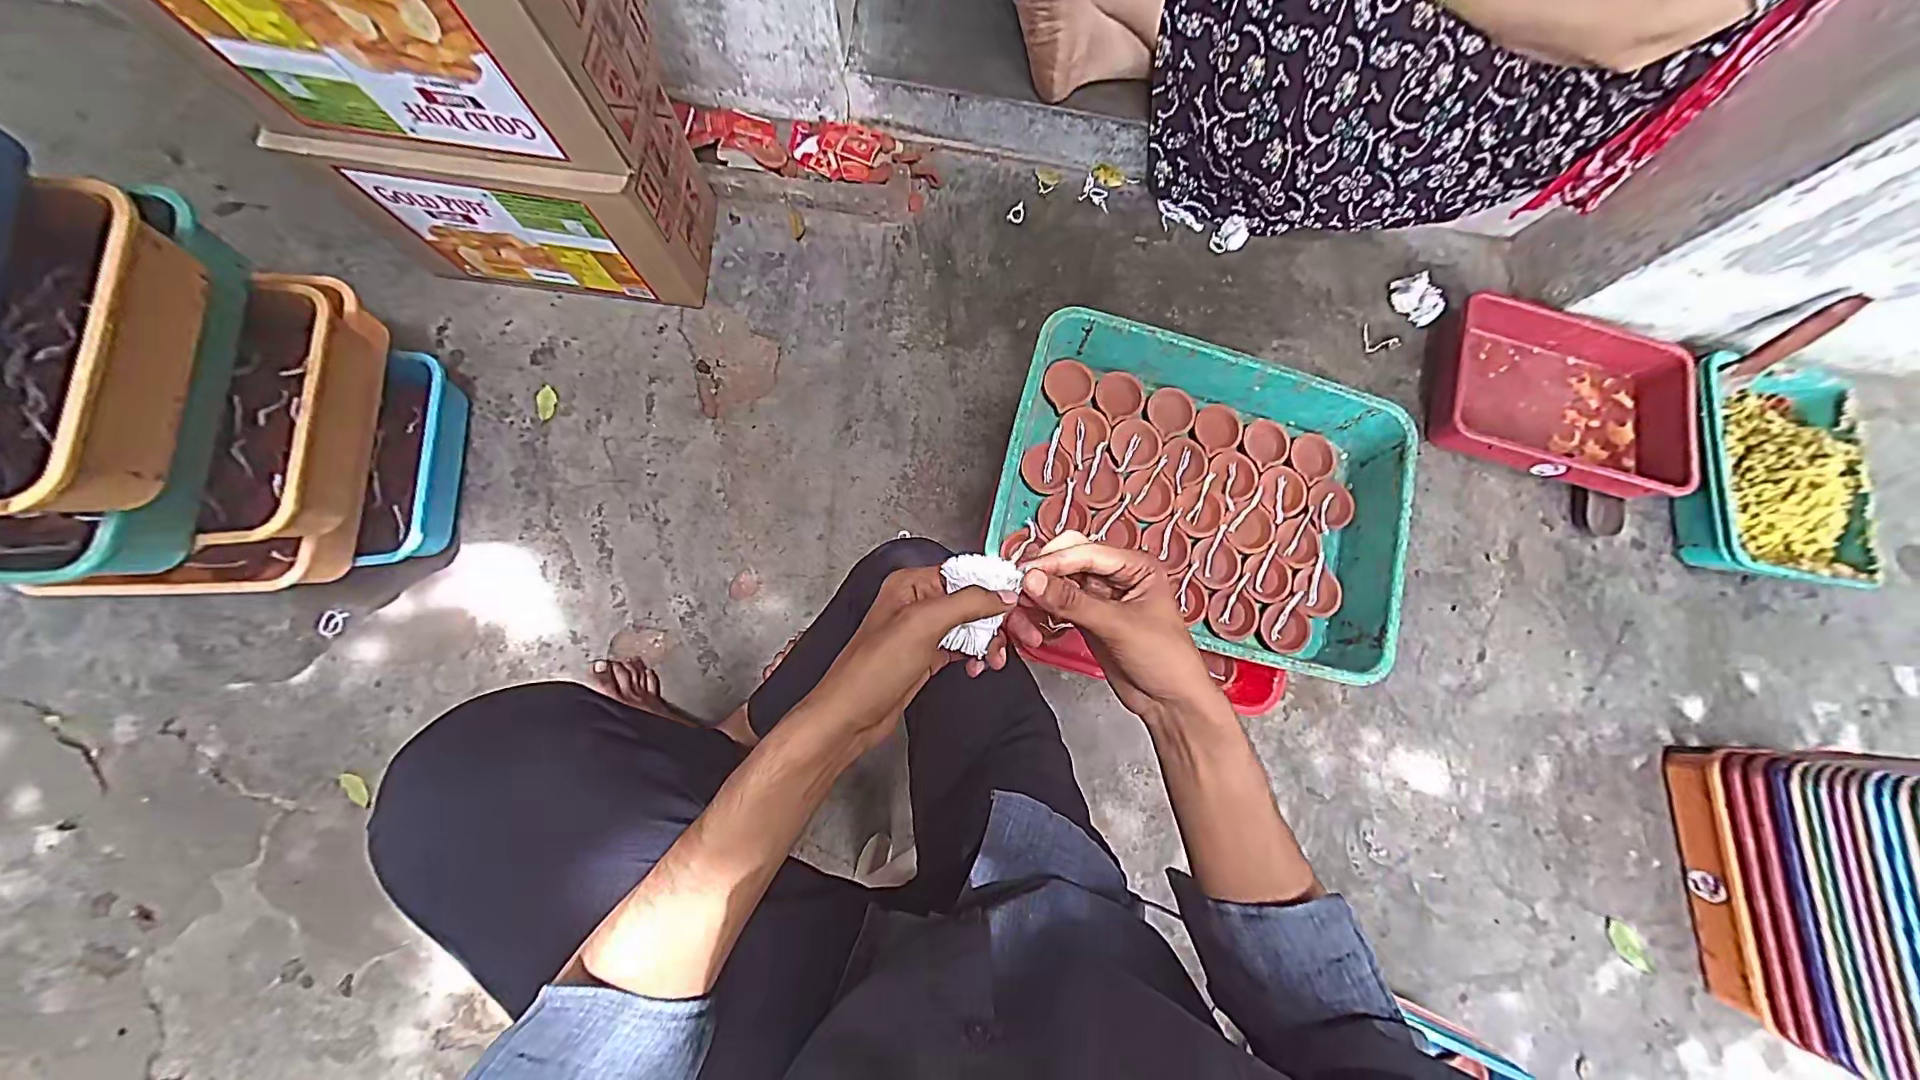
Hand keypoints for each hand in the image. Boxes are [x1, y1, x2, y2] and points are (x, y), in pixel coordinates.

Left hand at [794, 566, 1015, 748]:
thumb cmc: (869, 672)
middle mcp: (916, 603)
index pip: (964, 573)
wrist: (851, 716)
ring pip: (971, 625)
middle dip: (997, 618)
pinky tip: (978, 666)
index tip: (1018, 600)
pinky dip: (977, 655)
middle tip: (1019, 633)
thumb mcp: (923, 625)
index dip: (993, 586)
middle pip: (972, 600)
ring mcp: (922, 631)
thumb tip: (1000, 594)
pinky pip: (964, 647)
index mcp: (910, 584)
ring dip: (989, 640)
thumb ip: (966, 603)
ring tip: (994, 657)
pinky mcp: (927, 655)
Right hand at [1004, 532, 1223, 724]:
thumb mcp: (1118, 626)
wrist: (1171, 704)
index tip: (1026, 574)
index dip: (1053, 561)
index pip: (1085, 551)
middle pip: (1066, 562)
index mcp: (1135, 566)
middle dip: (1042, 576)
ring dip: (1037, 599)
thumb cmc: (1167, 661)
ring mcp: (1099, 598)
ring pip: (1056, 585)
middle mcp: (1115, 577)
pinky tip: (1034, 628)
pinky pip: (1055, 607)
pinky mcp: (1086, 619)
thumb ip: (1074, 602)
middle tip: (1019, 590)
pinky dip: (1041, 614)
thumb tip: (1035, 580)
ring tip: (1024, 616)